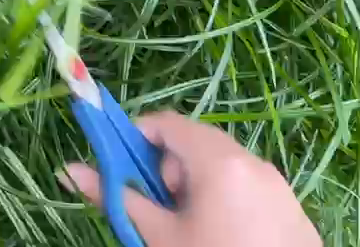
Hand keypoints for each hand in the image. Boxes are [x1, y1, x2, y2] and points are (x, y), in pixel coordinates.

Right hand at [61, 113, 320, 246]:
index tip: (132, 173)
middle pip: (193, 141)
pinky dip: (226, 196)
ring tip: (193, 226)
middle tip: (164, 207)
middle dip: (168, 166)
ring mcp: (277, 184)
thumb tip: (65, 169)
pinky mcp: (294, 209)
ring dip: (196, 182)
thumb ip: (115, 196)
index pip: (166, 123)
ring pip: (220, 163)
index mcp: (217, 159)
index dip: (140, 139)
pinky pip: (247, 183)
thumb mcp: (161, 237)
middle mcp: (250, 160)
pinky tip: (225, 236)